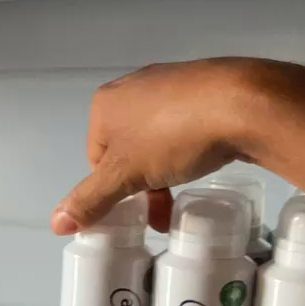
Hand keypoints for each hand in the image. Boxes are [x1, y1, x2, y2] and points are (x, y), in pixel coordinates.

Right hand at [50, 58, 304, 233]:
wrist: (249, 103)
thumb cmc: (174, 137)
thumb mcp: (125, 177)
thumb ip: (89, 200)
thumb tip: (55, 224)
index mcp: (104, 103)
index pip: (96, 158)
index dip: (115, 188)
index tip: (138, 206)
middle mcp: (133, 85)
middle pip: (127, 149)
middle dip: (142, 182)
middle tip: (163, 207)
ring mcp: (172, 81)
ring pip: (158, 137)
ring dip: (167, 168)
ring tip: (188, 186)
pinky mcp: (208, 83)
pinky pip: (188, 122)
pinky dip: (193, 145)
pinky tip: (209, 156)